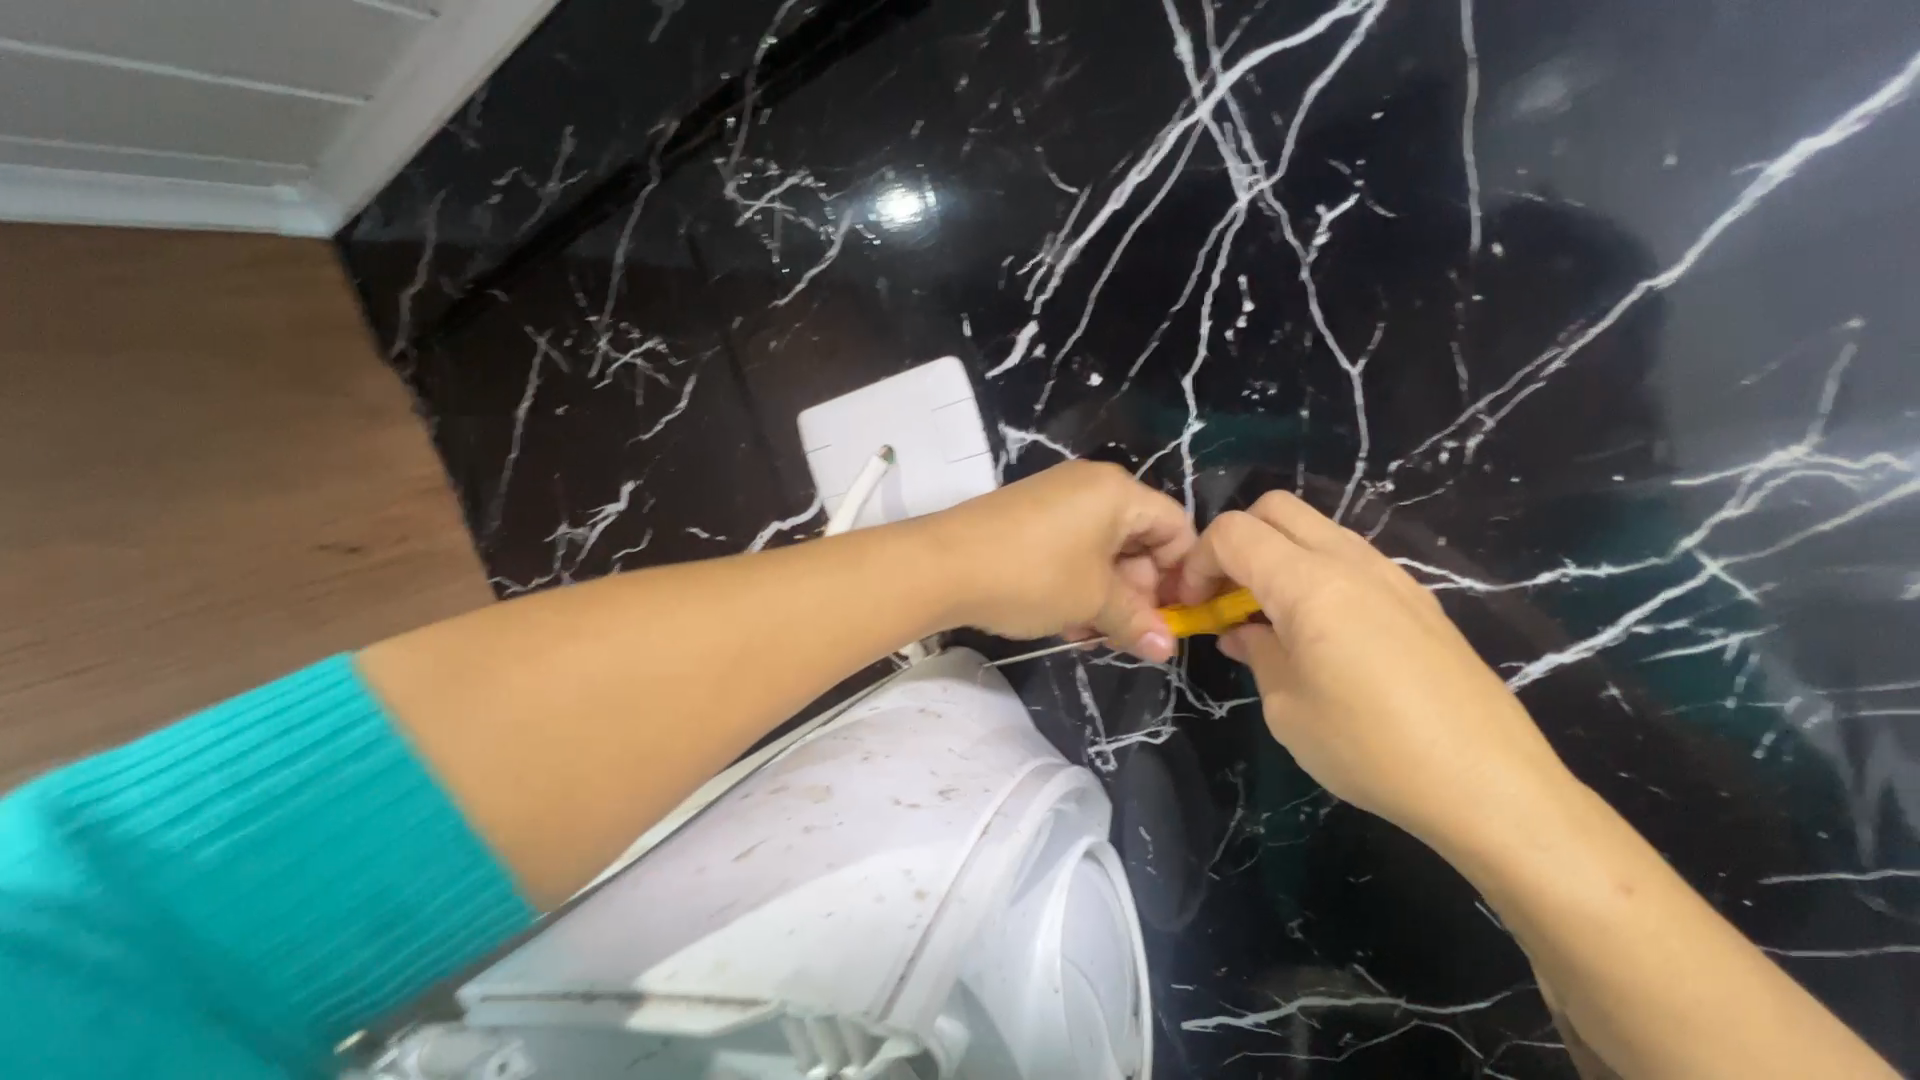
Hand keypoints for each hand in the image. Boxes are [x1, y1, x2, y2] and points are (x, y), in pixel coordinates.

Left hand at [925, 461, 1195, 661]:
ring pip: (1101, 552)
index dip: (1181, 575)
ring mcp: (1053, 501)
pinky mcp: (1026, 520)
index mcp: (1117, 491)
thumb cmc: (1032, 575)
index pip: (1176, 527)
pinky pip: (1069, 550)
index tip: (1173, 618)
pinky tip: (1061, 620)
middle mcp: (1089, 487)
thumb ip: (1135, 621)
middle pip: (1138, 540)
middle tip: (1126, 632)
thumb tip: (1168, 649)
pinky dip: (1074, 584)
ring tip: (1088, 632)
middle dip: (1137, 592)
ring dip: (1104, 596)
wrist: (941, 566)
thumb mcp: (1091, 601)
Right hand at [1178, 491, 1575, 848]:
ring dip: (1278, 557)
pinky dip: (1316, 575)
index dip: (1198, 561)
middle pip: (1276, 510)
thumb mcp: (1287, 709)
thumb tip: (1242, 633)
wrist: (1488, 783)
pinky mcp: (1418, 600)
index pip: (1234, 533)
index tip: (1193, 606)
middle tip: (1226, 597)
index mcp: (1309, 583)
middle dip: (1236, 542)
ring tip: (1269, 618)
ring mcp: (1391, 576)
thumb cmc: (1371, 748)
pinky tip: (1318, 634)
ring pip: (1316, 530)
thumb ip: (1258, 654)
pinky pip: (1351, 561)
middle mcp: (1350, 562)